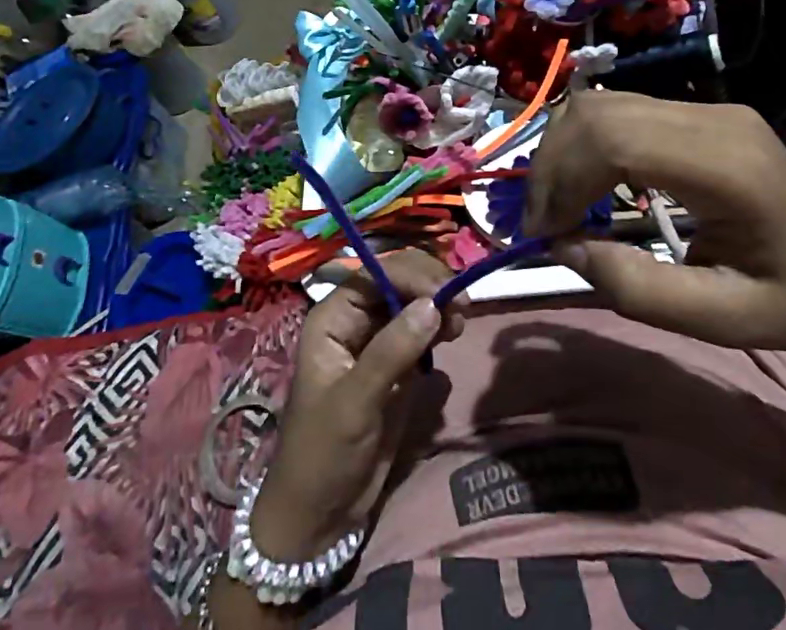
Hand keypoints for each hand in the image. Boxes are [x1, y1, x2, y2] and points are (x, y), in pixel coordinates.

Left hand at [251, 252, 463, 559]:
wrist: (322, 510)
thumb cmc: (324, 451)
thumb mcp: (356, 401)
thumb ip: (392, 351)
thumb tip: (433, 305)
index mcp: (333, 318)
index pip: (377, 275)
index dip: (413, 275)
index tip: (448, 294)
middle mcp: (355, 320)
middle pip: (398, 281)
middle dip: (431, 285)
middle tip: (463, 308)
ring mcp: (377, 341)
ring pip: (414, 302)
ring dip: (440, 304)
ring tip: (461, 324)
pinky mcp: (397, 363)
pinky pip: (422, 330)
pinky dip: (440, 326)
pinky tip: (453, 334)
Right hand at [522, 92, 785, 357]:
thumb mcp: (720, 320)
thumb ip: (636, 288)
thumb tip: (561, 246)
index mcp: (729, 168)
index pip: (615, 140)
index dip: (562, 180)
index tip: (544, 235)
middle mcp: (717, 120)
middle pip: (599, 112)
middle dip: (553, 166)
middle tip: (541, 224)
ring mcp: (712, 109)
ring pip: (603, 103)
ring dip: (564, 152)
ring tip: (557, 207)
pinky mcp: (703, 113)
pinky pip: (622, 111)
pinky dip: (587, 145)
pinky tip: (587, 186)